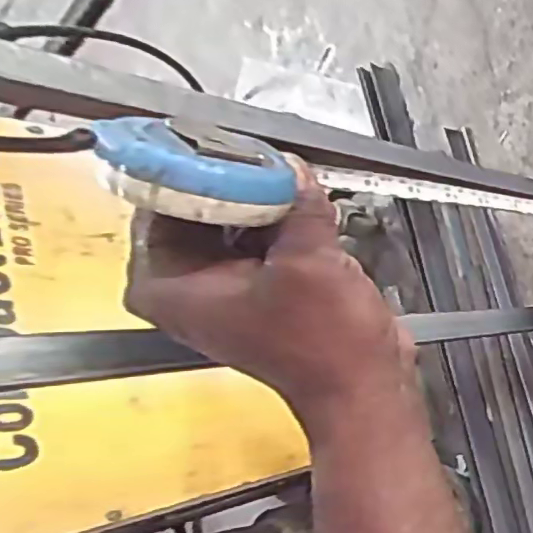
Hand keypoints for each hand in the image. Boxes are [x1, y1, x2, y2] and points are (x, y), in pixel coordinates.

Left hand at [123, 163, 415, 419]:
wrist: (366, 382)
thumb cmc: (324, 339)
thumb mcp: (310, 262)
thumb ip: (299, 208)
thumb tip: (293, 167)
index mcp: (168, 283)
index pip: (166, 204)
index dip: (204, 173)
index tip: (240, 149)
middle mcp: (190, 286)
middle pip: (205, 215)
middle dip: (246, 189)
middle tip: (277, 164)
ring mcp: (231, 291)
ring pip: (242, 230)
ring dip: (274, 208)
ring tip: (301, 185)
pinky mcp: (270, 294)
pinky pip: (270, 248)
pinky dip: (291, 230)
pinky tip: (316, 213)